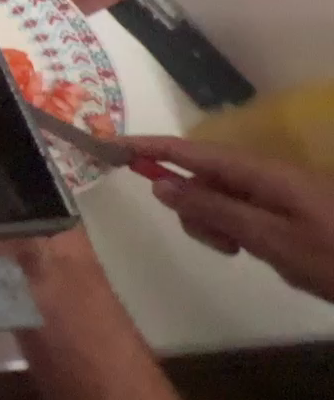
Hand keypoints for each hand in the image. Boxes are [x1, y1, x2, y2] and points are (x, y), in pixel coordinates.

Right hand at [127, 135, 333, 301]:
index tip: (103, 144)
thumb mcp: (273, 241)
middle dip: (192, 204)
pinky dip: (243, 230)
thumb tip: (160, 184)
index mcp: (261, 173)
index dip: (143, 146)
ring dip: (219, 223)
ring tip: (247, 253)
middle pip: (202, 176)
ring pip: (222, 197)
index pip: (186, 151)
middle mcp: (269, 175)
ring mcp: (285, 194)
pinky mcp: (296, 212)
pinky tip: (271, 255)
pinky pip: (247, 211)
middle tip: (216, 243)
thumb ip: (212, 210)